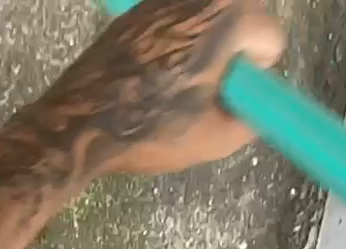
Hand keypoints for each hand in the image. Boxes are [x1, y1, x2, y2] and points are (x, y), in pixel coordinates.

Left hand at [25, 0, 284, 177]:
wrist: (75, 125)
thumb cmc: (146, 130)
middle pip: (240, 19)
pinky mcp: (134, 12)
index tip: (228, 96)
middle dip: (230, 52)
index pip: (270, 39)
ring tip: (170, 86)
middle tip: (200, 90)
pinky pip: (170, 24)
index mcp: (231, 14)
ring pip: (204, 20)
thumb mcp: (212, 139)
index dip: (252, 75)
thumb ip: (250, 120)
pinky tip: (148, 76)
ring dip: (199, 48)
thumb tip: (252, 110)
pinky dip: (168, 45)